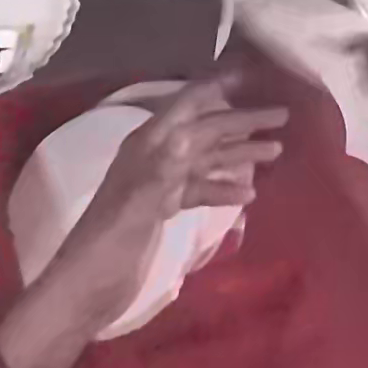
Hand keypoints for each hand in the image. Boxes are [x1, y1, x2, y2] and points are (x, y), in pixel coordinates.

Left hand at [0, 75, 286, 367]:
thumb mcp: (136, 205)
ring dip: (238, 153)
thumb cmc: (109, 244)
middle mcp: (156, 155)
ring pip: (206, 158)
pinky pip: (201, 188)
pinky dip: (224, 187)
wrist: (86, 290)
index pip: (187, 106)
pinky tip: (249, 192)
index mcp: (147, 146)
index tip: (249, 78)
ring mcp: (161, 182)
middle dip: (240, 121)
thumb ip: (163, 169)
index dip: (216, 89)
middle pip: (204, 130)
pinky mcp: (165, 207)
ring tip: (275, 150)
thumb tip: (192, 135)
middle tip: (280, 116)